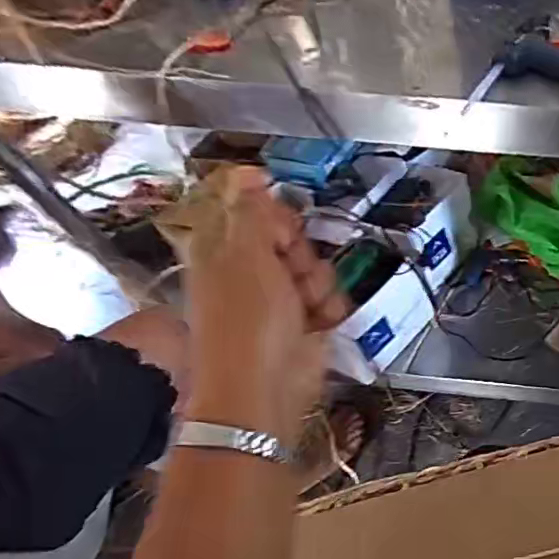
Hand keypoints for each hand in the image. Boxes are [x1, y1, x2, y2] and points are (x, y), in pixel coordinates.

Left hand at [180, 167, 348, 442]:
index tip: (285, 232)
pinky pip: (331, 299)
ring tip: (307, 307)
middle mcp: (253, 270)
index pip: (259, 212)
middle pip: (295, 240)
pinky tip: (320, 322)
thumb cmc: (249, 321)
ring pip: (319, 270)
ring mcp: (282, 298)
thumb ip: (251, 212)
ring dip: (320, 286)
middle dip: (304, 256)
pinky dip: (330, 311)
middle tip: (293, 274)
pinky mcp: (308, 321)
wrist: (268, 384)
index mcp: (226, 248)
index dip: (278, 219)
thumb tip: (250, 174)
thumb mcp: (245, 256)